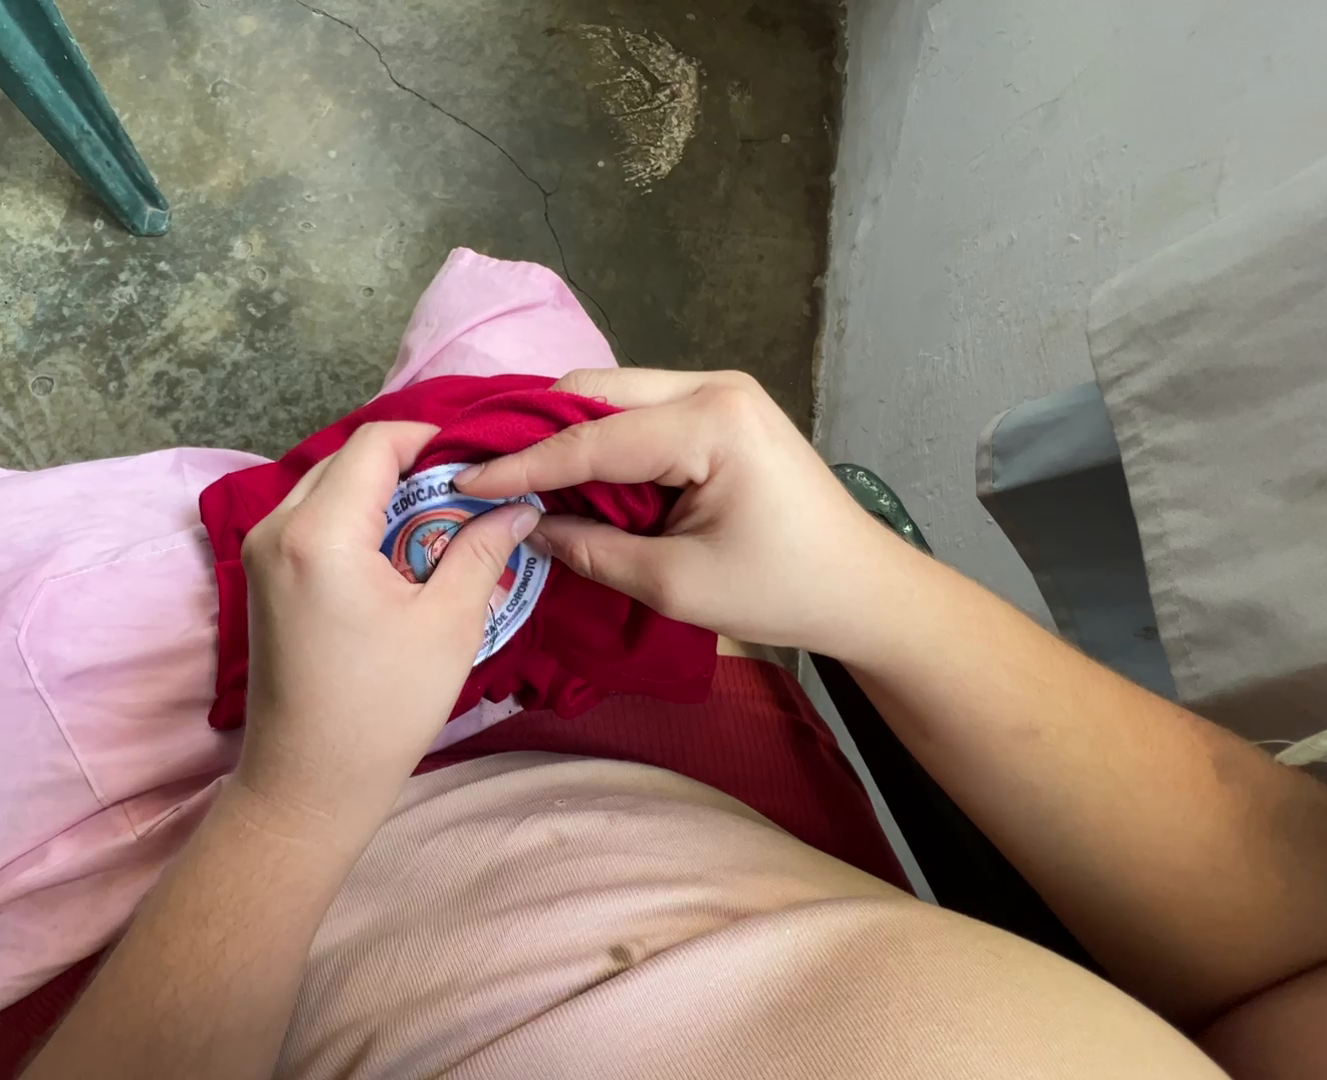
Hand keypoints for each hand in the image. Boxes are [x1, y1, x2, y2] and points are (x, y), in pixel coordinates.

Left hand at [234, 421, 539, 841]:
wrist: (308, 782)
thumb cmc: (383, 708)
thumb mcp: (448, 625)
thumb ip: (482, 550)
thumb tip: (518, 508)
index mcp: (321, 533)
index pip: (375, 443)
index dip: (430, 440)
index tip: (473, 465)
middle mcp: (277, 528)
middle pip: (348, 459)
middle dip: (409, 467)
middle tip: (461, 501)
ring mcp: (260, 551)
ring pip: (328, 486)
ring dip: (382, 493)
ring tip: (433, 529)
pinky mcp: (261, 574)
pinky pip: (312, 518)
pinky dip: (356, 518)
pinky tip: (394, 555)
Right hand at [456, 368, 913, 658]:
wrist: (862, 590)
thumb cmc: (779, 591)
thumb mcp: (673, 583)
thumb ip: (589, 549)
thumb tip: (525, 526)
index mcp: (711, 423)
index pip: (590, 439)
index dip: (521, 464)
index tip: (464, 481)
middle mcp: (712, 386)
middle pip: (595, 390)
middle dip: (537, 432)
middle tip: (490, 472)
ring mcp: (717, 392)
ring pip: (611, 395)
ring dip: (565, 434)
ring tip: (521, 475)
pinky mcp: (717, 410)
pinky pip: (635, 413)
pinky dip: (596, 441)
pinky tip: (573, 473)